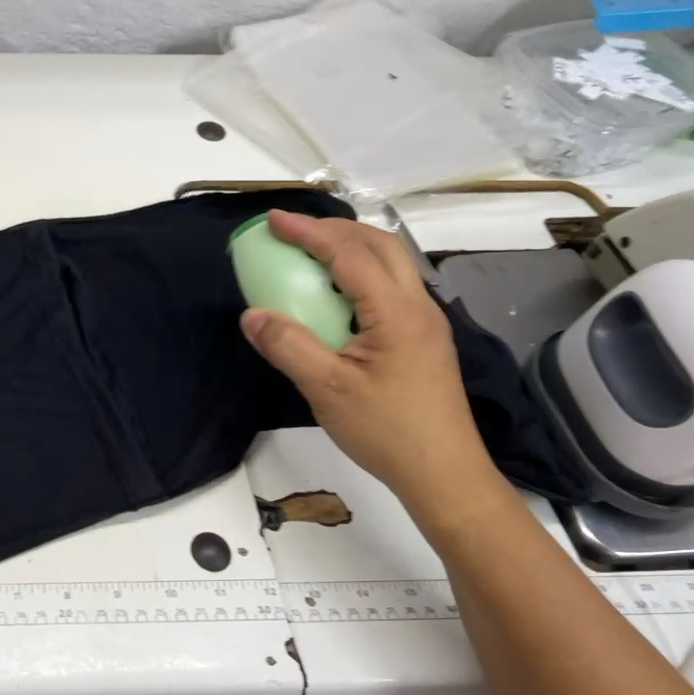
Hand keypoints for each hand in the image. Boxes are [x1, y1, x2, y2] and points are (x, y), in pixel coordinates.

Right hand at [240, 211, 502, 509]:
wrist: (443, 473)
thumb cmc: (386, 431)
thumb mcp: (327, 390)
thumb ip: (288, 347)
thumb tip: (250, 315)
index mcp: (396, 312)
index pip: (349, 255)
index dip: (309, 233)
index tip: (273, 221)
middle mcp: (418, 306)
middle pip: (379, 245)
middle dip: (334, 229)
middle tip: (292, 231)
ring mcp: (426, 322)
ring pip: (391, 264)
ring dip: (351, 248)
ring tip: (310, 253)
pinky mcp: (424, 340)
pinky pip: (391, 287)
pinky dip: (360, 272)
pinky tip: (337, 294)